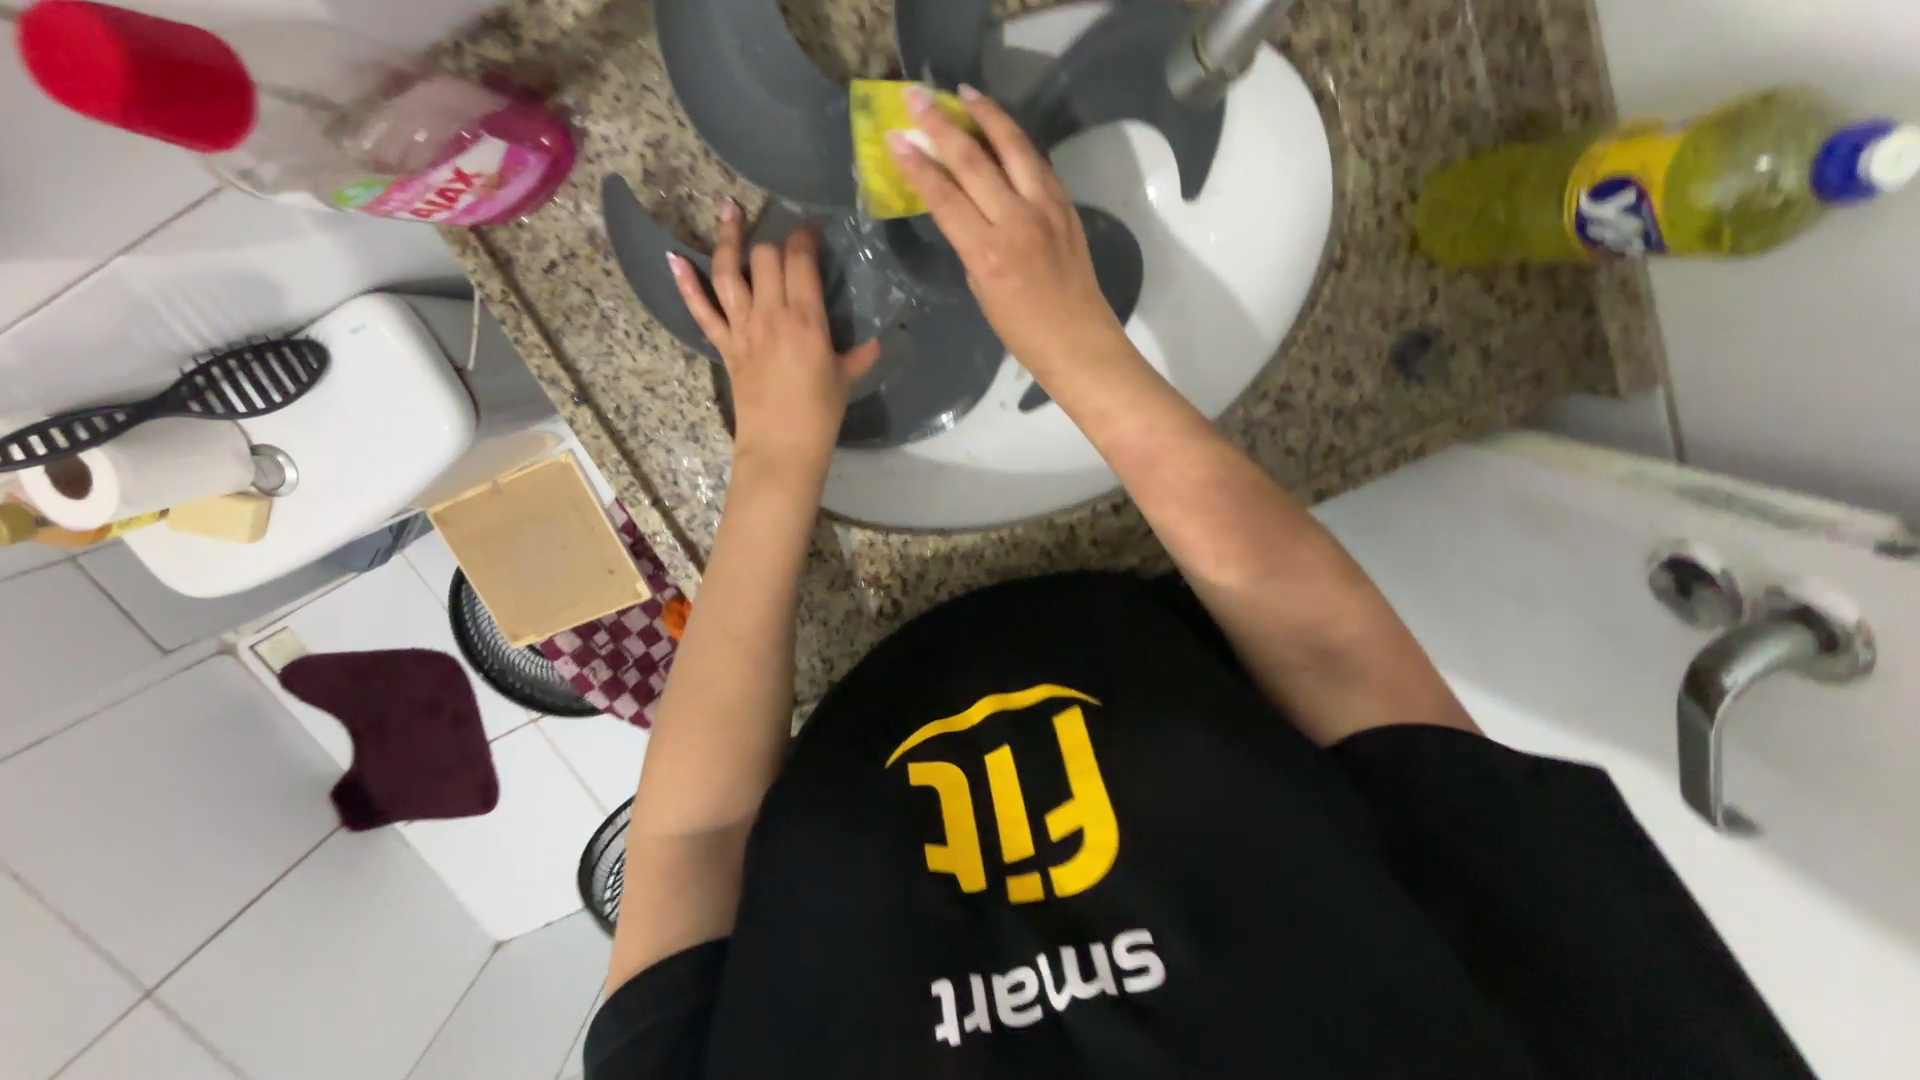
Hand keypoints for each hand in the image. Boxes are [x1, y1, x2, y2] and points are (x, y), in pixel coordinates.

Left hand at [669, 200, 881, 470]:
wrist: (782, 447)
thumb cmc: (820, 415)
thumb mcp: (846, 379)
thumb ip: (860, 354)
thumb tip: (877, 340)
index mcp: (806, 320)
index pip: (800, 261)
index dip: (804, 237)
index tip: (810, 229)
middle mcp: (771, 315)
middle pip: (765, 257)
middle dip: (775, 240)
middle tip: (783, 239)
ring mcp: (742, 328)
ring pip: (728, 272)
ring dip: (727, 239)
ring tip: (729, 211)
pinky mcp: (724, 345)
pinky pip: (701, 310)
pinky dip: (685, 284)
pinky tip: (674, 258)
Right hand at [887, 84, 1125, 371]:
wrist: (1078, 339)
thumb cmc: (1021, 329)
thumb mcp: (980, 288)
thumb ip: (970, 242)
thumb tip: (961, 205)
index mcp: (988, 253)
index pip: (944, 195)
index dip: (917, 163)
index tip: (895, 136)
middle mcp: (1017, 222)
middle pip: (973, 161)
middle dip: (941, 126)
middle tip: (917, 98)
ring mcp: (1046, 208)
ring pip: (1012, 147)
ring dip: (986, 115)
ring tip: (964, 94)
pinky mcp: (1066, 205)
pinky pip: (1036, 163)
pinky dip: (1015, 141)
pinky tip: (1000, 129)